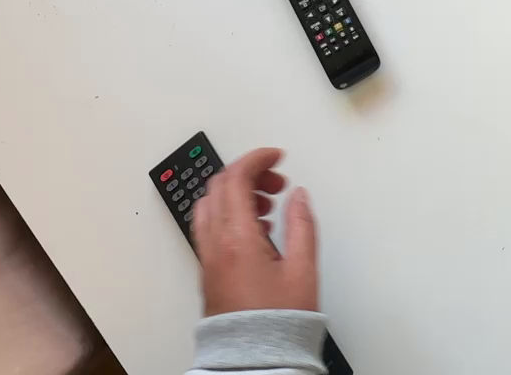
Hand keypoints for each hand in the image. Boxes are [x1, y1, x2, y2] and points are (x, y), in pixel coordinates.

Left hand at [191, 147, 318, 315]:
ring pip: (210, 205)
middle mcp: (215, 244)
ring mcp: (208, 258)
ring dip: (237, 193)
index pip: (236, 177)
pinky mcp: (208, 272)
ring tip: (268, 205)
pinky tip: (258, 229)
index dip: (257, 158)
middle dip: (248, 172)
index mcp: (237, 238)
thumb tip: (298, 195)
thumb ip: (302, 225)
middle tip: (276, 180)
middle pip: (219, 186)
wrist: (255, 364)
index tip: (277, 156)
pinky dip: (231, 213)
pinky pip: (211, 226)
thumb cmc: (279, 322)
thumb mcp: (303, 270)